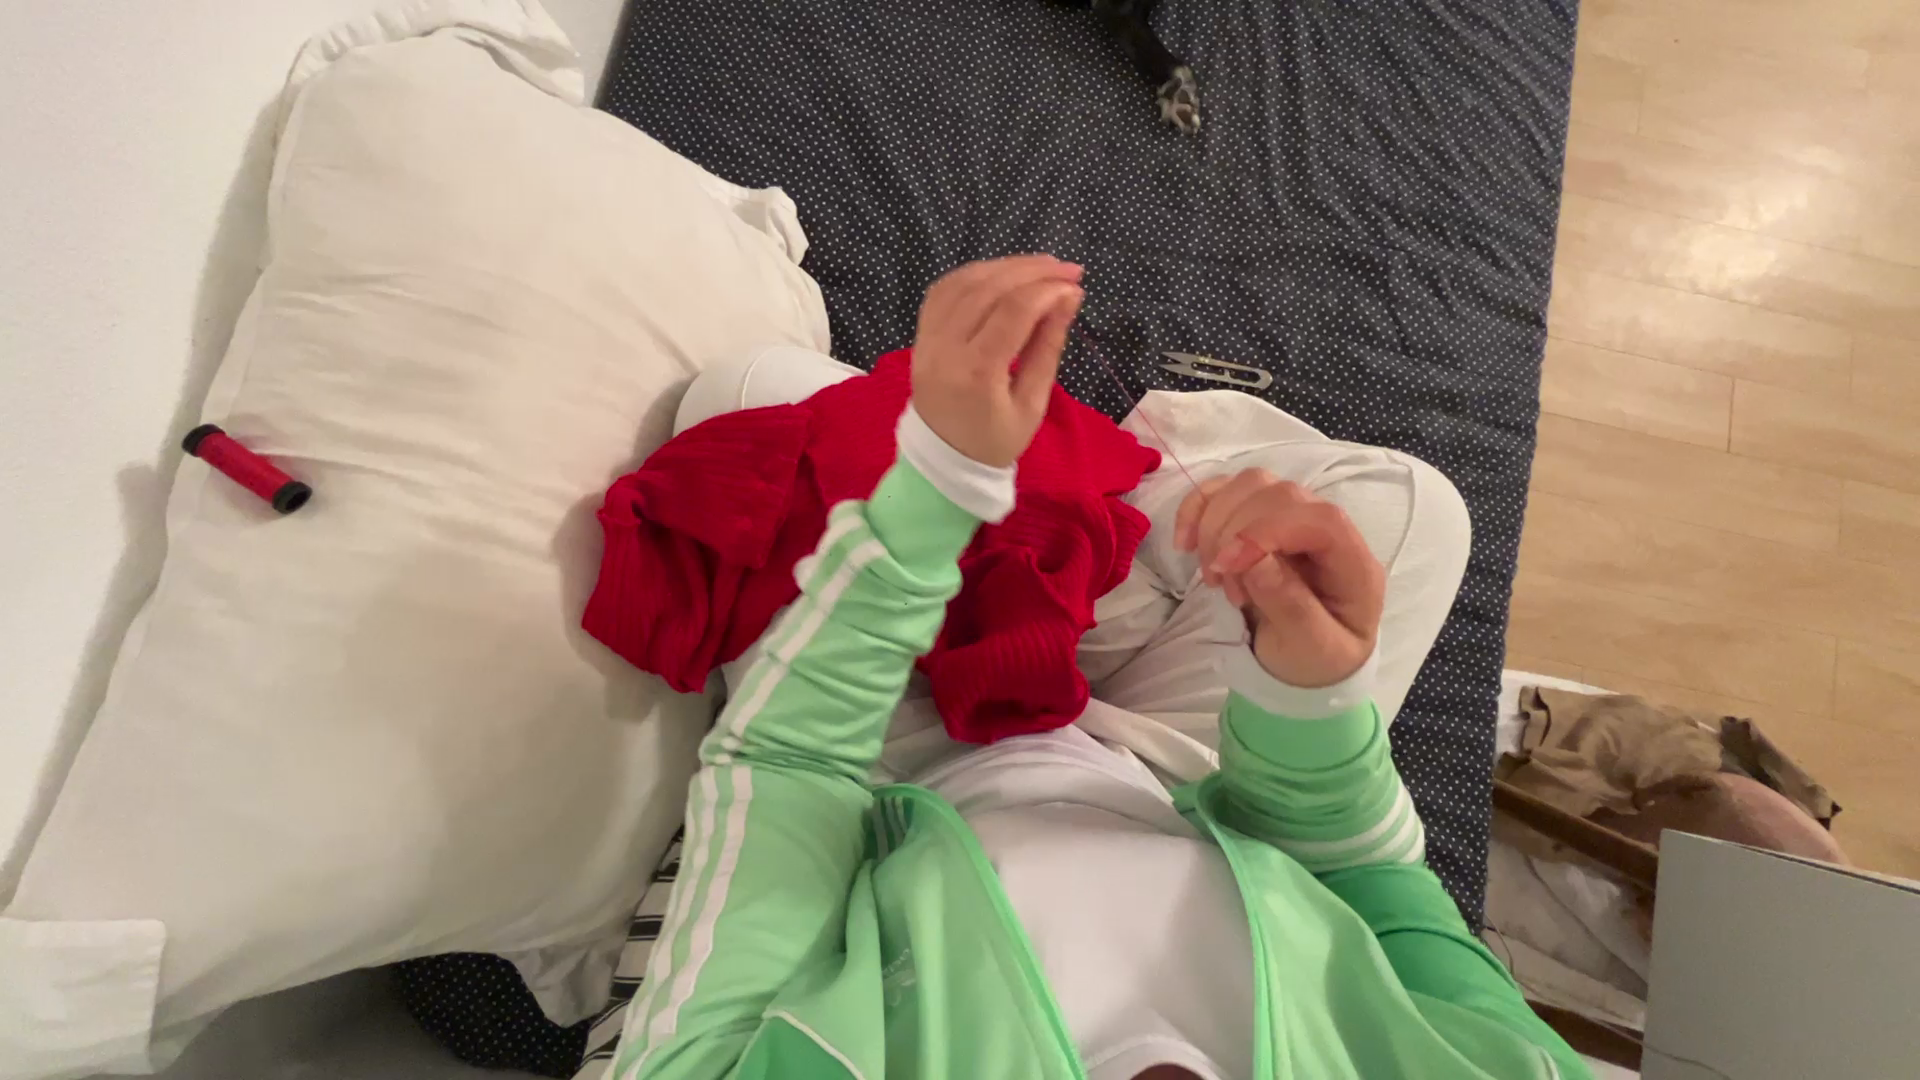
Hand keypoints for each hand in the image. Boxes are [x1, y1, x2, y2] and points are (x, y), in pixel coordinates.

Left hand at [910, 255, 1084, 466]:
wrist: (944, 460)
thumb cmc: (994, 440)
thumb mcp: (1032, 404)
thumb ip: (1048, 348)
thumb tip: (1068, 298)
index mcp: (976, 374)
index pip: (1013, 312)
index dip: (1047, 290)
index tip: (1074, 285)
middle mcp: (945, 349)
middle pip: (988, 289)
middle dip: (1032, 271)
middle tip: (1066, 268)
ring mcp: (927, 340)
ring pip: (965, 282)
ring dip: (1005, 267)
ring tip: (1040, 267)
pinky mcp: (920, 335)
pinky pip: (944, 290)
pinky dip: (975, 274)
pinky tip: (1002, 274)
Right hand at [1174, 469, 1384, 687]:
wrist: (1305, 660)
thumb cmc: (1315, 659)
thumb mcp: (1311, 650)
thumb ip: (1292, 608)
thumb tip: (1255, 561)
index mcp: (1353, 563)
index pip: (1318, 519)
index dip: (1265, 531)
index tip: (1227, 566)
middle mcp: (1326, 528)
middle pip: (1277, 494)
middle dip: (1233, 536)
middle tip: (1222, 586)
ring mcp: (1291, 517)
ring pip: (1249, 485)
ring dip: (1215, 525)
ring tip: (1213, 576)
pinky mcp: (1256, 518)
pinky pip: (1223, 492)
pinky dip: (1196, 509)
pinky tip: (1185, 543)